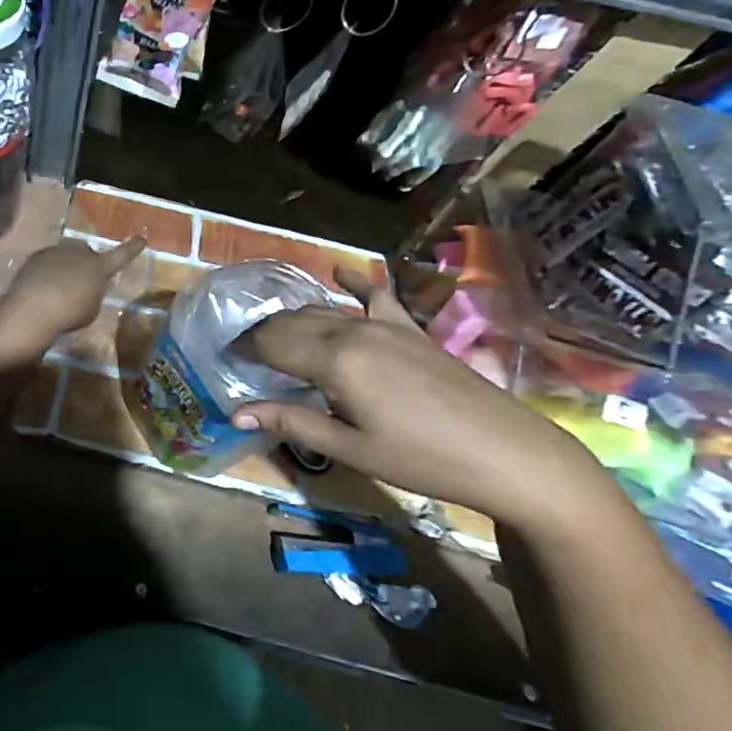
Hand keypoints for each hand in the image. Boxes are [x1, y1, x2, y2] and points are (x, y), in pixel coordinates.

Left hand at [0, 237, 143, 341]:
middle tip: (81, 279)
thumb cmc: (70, 313)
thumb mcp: (90, 309)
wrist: (32, 309)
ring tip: (58, 286)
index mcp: (99, 267)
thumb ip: (92, 294)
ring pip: (65, 254)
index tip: (141, 239)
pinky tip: (41, 286)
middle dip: (86, 261)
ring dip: (66, 265)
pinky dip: (47, 270)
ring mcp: (56, 251)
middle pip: (87, 251)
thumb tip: (86, 288)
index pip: (121, 255)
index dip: (132, 248)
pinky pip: (47, 261)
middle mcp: (79, 252)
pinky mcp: (36, 256)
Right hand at [233, 268, 614, 532]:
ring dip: (295, 318)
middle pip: (294, 321)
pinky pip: (376, 296)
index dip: (245, 348)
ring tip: (277, 335)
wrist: (505, 453)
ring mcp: (386, 324)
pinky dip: (354, 282)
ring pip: (326, 310)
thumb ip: (292, 423)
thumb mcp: (350, 448)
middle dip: (264, 334)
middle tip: (246, 354)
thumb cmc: (421, 459)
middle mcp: (355, 330)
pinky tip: (340, 271)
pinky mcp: (410, 329)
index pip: (272, 343)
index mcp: (334, 361)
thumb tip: (236, 412)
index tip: (227, 358)